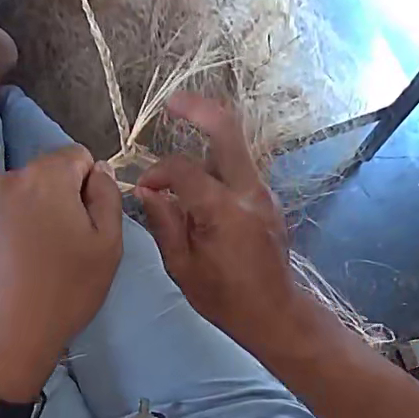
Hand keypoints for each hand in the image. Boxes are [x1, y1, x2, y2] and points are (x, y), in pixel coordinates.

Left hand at [0, 145, 123, 402]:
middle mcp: (5, 179)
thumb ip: (107, 196)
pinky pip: (0, 216)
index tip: (89, 222)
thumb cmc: (66, 289)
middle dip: (61, 199)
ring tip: (40, 258)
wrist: (6, 334)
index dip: (90, 187)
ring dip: (34, 214)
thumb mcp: (108, 244)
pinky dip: (11, 230)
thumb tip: (97, 171)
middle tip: (68, 245)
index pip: (78, 156)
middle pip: (46, 175)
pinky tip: (17, 265)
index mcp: (44, 177)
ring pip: (22, 196)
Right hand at [135, 94, 322, 356]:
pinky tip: (203, 190)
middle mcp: (249, 192)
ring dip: (208, 146)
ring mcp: (265, 195)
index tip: (144, 189)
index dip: (157, 172)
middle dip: (198, 109)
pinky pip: (242, 172)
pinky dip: (220, 168)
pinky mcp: (270, 203)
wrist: (274, 313)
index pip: (182, 169)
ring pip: (236, 150)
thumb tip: (148, 192)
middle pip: (228, 130)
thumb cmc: (224, 298)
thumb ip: (164, 222)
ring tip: (182, 170)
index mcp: (223, 209)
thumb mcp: (183, 266)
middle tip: (172, 104)